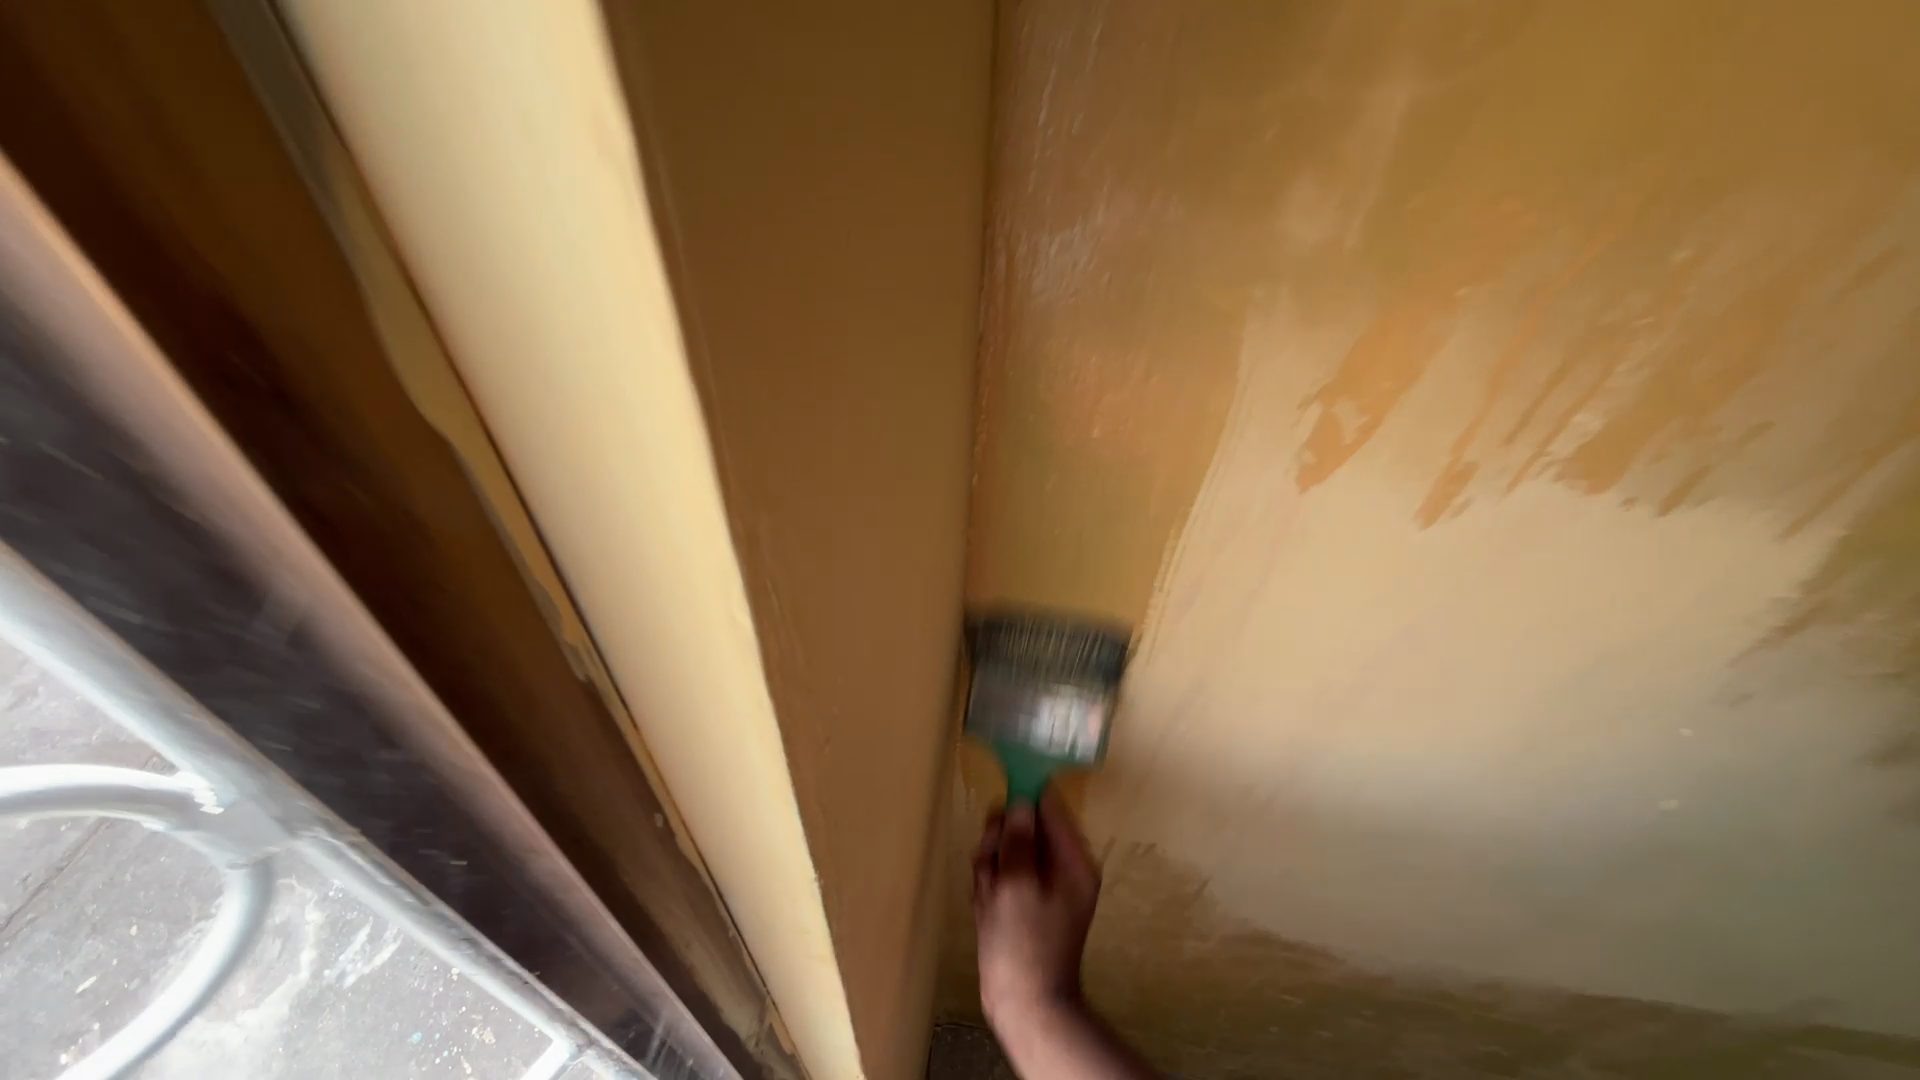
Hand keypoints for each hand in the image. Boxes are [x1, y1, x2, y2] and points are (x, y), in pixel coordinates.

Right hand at [972, 789, 1101, 1028]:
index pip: (1049, 807)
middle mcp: (1061, 867)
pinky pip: (1001, 876)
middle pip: (1023, 827)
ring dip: (990, 867)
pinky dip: (989, 887)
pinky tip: (986, 908)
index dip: (1022, 801)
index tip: (998, 812)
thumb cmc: (1023, 943)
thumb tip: (1022, 801)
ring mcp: (1041, 885)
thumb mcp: (1017, 883)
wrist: (1024, 1005)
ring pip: (1007, 851)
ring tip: (988, 895)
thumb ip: (1018, 838)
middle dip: (1000, 844)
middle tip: (990, 868)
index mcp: (1073, 860)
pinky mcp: (1023, 902)